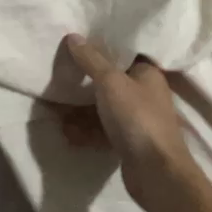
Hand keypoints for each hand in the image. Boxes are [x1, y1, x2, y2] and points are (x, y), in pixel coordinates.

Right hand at [61, 34, 205, 211]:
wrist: (157, 174)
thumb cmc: (137, 117)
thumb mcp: (110, 81)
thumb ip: (90, 59)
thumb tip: (73, 36)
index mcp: (147, 73)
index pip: (122, 53)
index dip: (100, 47)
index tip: (75, 43)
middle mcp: (144, 94)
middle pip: (109, 81)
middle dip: (83, 82)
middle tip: (59, 76)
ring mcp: (136, 120)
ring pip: (103, 108)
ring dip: (80, 111)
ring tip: (55, 111)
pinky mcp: (129, 143)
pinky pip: (103, 131)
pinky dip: (86, 131)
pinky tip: (67, 133)